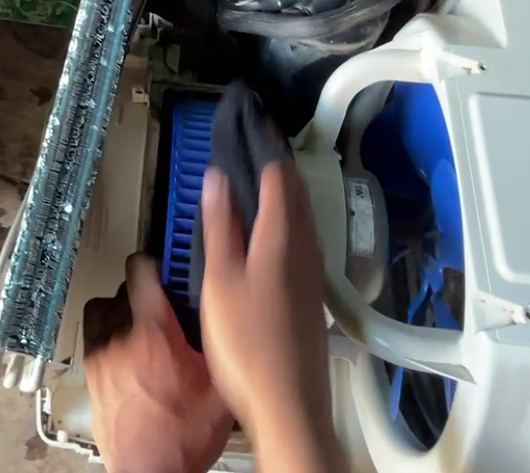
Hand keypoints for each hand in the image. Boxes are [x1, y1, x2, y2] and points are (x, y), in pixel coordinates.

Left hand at [83, 253, 231, 472]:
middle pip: (124, 287)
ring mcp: (101, 355)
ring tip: (140, 323)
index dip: (154, 261)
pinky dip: (108, 332)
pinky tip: (126, 348)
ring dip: (120, 308)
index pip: (141, 269)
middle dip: (145, 292)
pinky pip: (93, 334)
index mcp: (153, 332)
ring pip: (103, 306)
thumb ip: (216, 342)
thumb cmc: (182, 438)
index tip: (165, 266)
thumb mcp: (217, 385)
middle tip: (164, 306)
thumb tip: (226, 315)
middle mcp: (120, 337)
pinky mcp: (91, 373)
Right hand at [200, 162, 343, 472]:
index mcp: (280, 237)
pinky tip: (282, 228)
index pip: (279, 177)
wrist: (288, 405)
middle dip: (279, 163)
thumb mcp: (220, 279)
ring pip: (304, 216)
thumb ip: (220, 226)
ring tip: (271, 173)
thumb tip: (217, 177)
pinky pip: (304, 238)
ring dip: (288, 190)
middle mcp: (303, 249)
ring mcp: (312, 273)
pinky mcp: (311, 295)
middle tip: (262, 140)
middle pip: (296, 193)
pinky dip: (292, 217)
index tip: (253, 125)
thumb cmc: (247, 343)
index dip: (266, 148)